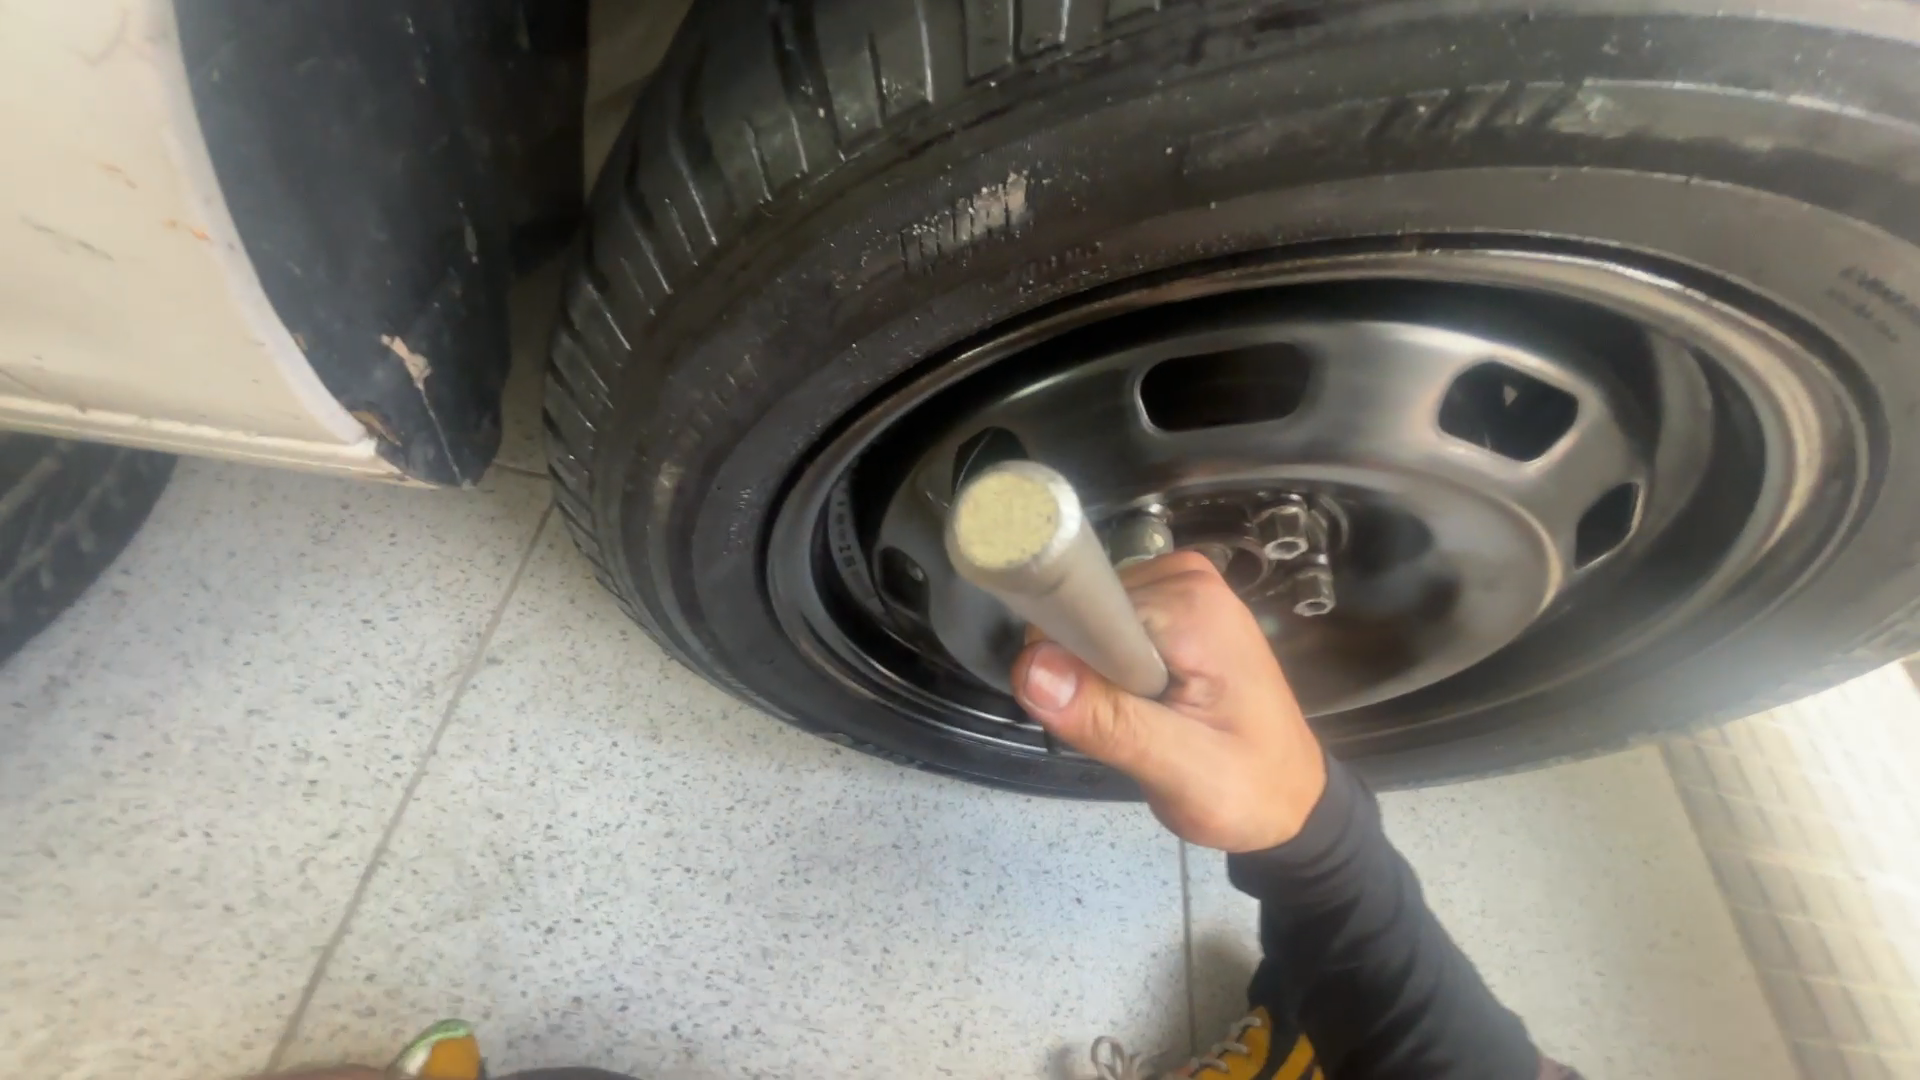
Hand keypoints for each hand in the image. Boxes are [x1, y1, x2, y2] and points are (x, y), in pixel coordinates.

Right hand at [1010, 551, 1327, 852]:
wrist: (1292, 798)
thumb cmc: (1249, 788)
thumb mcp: (1182, 770)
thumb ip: (1109, 720)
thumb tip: (1029, 668)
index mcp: (1191, 604)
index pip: (1082, 614)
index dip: (1069, 668)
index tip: (1093, 715)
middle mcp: (1185, 578)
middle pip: (1085, 614)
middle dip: (1086, 673)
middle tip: (1128, 725)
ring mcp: (1181, 586)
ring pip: (1091, 620)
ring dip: (1097, 672)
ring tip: (1141, 714)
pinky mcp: (1174, 603)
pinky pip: (1109, 624)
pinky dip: (1110, 664)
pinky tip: (1141, 697)